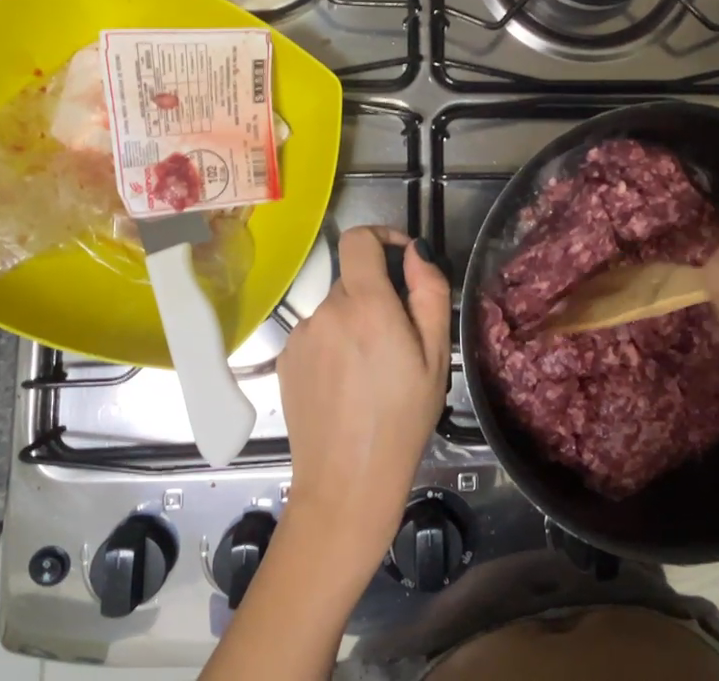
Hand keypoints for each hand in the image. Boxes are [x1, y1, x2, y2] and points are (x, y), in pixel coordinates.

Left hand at [277, 226, 449, 568]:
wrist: (346, 482)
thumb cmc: (402, 419)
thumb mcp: (434, 355)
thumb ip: (429, 292)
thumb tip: (416, 251)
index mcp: (365, 305)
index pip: (358, 239)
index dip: (382, 237)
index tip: (402, 259)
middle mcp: (324, 312)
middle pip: (352, 280)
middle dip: (377, 297)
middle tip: (400, 342)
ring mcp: (299, 337)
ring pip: (334, 310)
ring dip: (355, 324)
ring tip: (373, 373)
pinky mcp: (284, 360)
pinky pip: (316, 335)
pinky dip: (333, 345)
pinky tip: (346, 386)